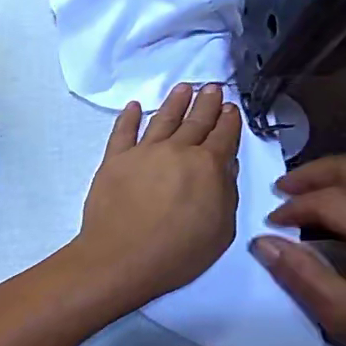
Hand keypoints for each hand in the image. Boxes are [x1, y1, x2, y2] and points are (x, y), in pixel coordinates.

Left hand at [71, 82, 241, 308]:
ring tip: (183, 88)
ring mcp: (143, 152)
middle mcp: (177, 151)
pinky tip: (133, 107)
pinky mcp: (114, 160)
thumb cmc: (177, 253)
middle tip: (212, 87)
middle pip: (195, 121)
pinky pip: (123, 132)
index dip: (229, 121)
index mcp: (208, 166)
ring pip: (162, 119)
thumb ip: (226, 194)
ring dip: (175, 102)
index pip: (223, 136)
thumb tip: (225, 167)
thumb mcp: (221, 230)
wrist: (121, 258)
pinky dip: (128, 118)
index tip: (231, 107)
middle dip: (206, 103)